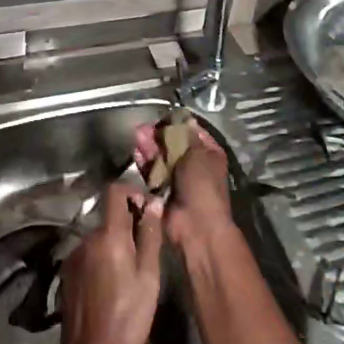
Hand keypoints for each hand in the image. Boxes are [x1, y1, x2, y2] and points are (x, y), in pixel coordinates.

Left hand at [49, 182, 165, 343]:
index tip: (146, 210)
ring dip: (114, 245)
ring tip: (129, 274)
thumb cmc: (127, 317)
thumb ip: (150, 236)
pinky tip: (110, 286)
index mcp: (108, 235)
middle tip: (145, 252)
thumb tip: (154, 203)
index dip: (132, 193)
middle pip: (108, 217)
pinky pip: (88, 254)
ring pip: (99, 238)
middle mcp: (87, 237)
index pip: (114, 191)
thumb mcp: (148, 278)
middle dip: (127, 226)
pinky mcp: (67, 272)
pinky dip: (101, 259)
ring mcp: (74, 255)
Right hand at [134, 119, 233, 251]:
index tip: (161, 117)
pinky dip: (144, 162)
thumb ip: (185, 135)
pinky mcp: (162, 190)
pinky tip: (135, 152)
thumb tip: (181, 118)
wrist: (196, 225)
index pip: (191, 131)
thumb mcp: (198, 153)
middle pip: (172, 143)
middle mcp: (193, 164)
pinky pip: (151, 172)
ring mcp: (177, 178)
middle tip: (142, 127)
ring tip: (137, 135)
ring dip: (149, 146)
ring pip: (160, 157)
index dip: (176, 123)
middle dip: (158, 135)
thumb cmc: (202, 185)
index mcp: (208, 153)